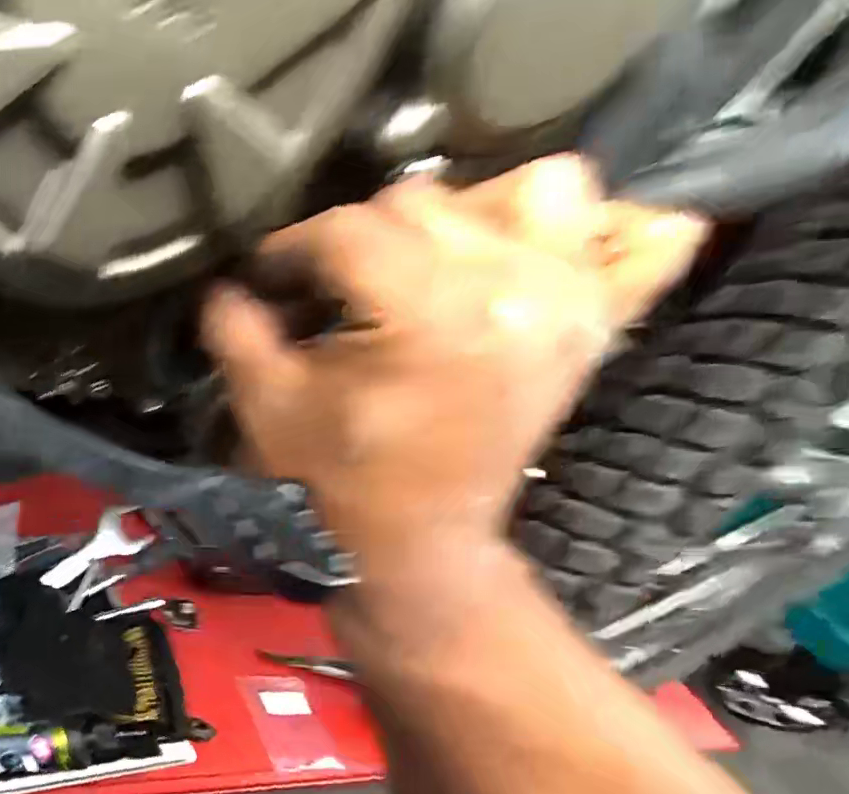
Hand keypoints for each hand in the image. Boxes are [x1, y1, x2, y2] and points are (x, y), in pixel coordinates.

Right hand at [202, 155, 707, 572]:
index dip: (290, 246)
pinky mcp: (599, 319)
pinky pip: (638, 233)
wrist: (411, 535)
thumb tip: (225, 281)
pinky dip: (586, 229)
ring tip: (415, 263)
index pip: (350, 230)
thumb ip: (235, 330)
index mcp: (427, 315)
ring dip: (462, 214)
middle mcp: (516, 288)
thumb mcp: (265, 403)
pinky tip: (517, 259)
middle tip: (320, 283)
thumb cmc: (330, 476)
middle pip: (424, 202)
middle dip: (354, 236)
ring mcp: (575, 298)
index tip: (260, 273)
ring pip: (532, 188)